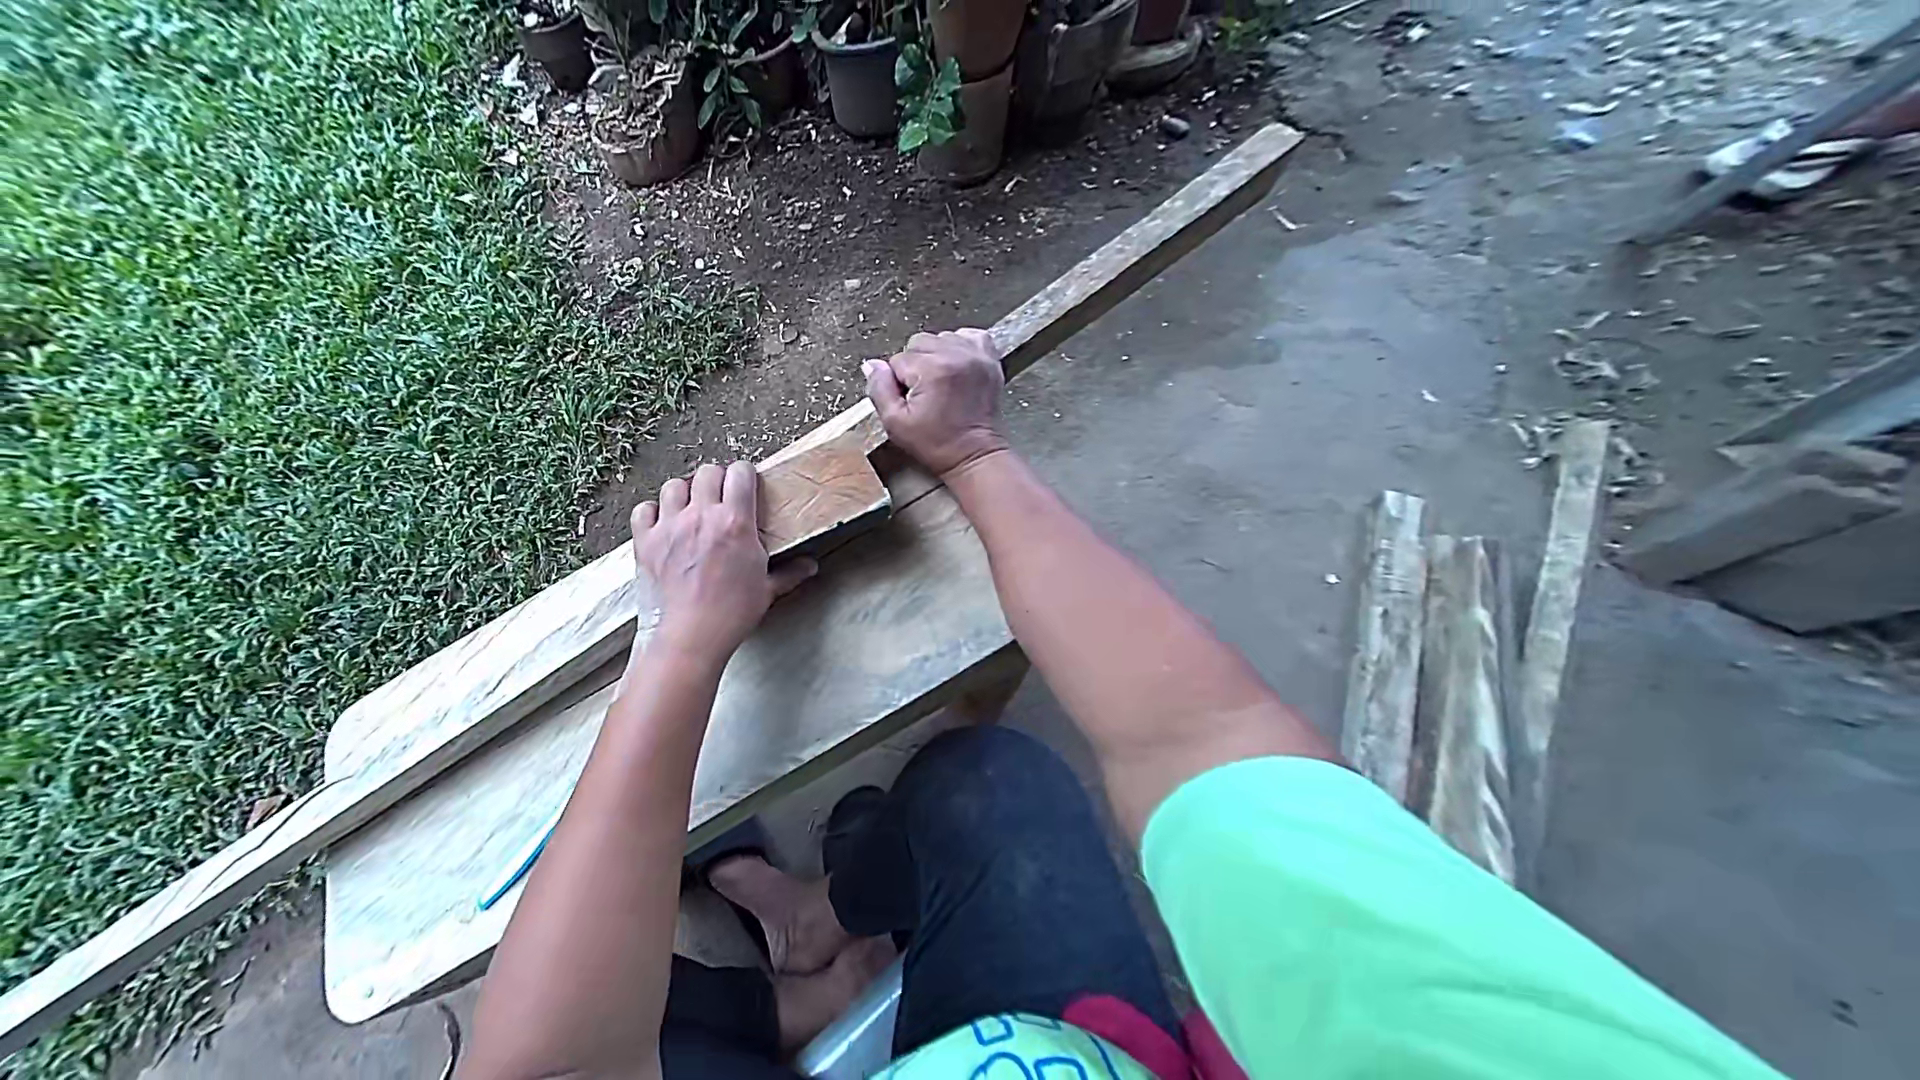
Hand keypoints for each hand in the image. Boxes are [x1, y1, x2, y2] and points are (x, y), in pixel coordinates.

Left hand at [632, 462, 815, 661]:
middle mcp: (701, 517)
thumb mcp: (767, 590)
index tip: (746, 483)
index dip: (744, 474)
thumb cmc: (730, 614)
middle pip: (706, 472)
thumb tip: (809, 566)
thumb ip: (789, 572)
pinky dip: (652, 512)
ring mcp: (670, 528)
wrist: (690, 636)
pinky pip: (643, 510)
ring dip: (685, 492)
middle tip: (721, 495)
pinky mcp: (646, 543)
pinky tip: (663, 523)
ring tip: (692, 506)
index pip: (740, 473)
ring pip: (673, 486)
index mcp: (735, 523)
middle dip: (716, 479)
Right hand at [862, 329, 1009, 479]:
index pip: (898, 360)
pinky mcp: (990, 360)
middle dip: (916, 367)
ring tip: (942, 385)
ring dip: (936, 357)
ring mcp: (976, 355)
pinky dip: (960, 347)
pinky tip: (956, 368)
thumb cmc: (938, 444)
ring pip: (940, 339)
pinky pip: (969, 336)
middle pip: (918, 344)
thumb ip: (879, 389)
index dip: (899, 384)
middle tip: (926, 395)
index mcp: (932, 369)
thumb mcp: (895, 423)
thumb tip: (871, 364)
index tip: (912, 403)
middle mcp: (956, 355)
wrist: (974, 456)